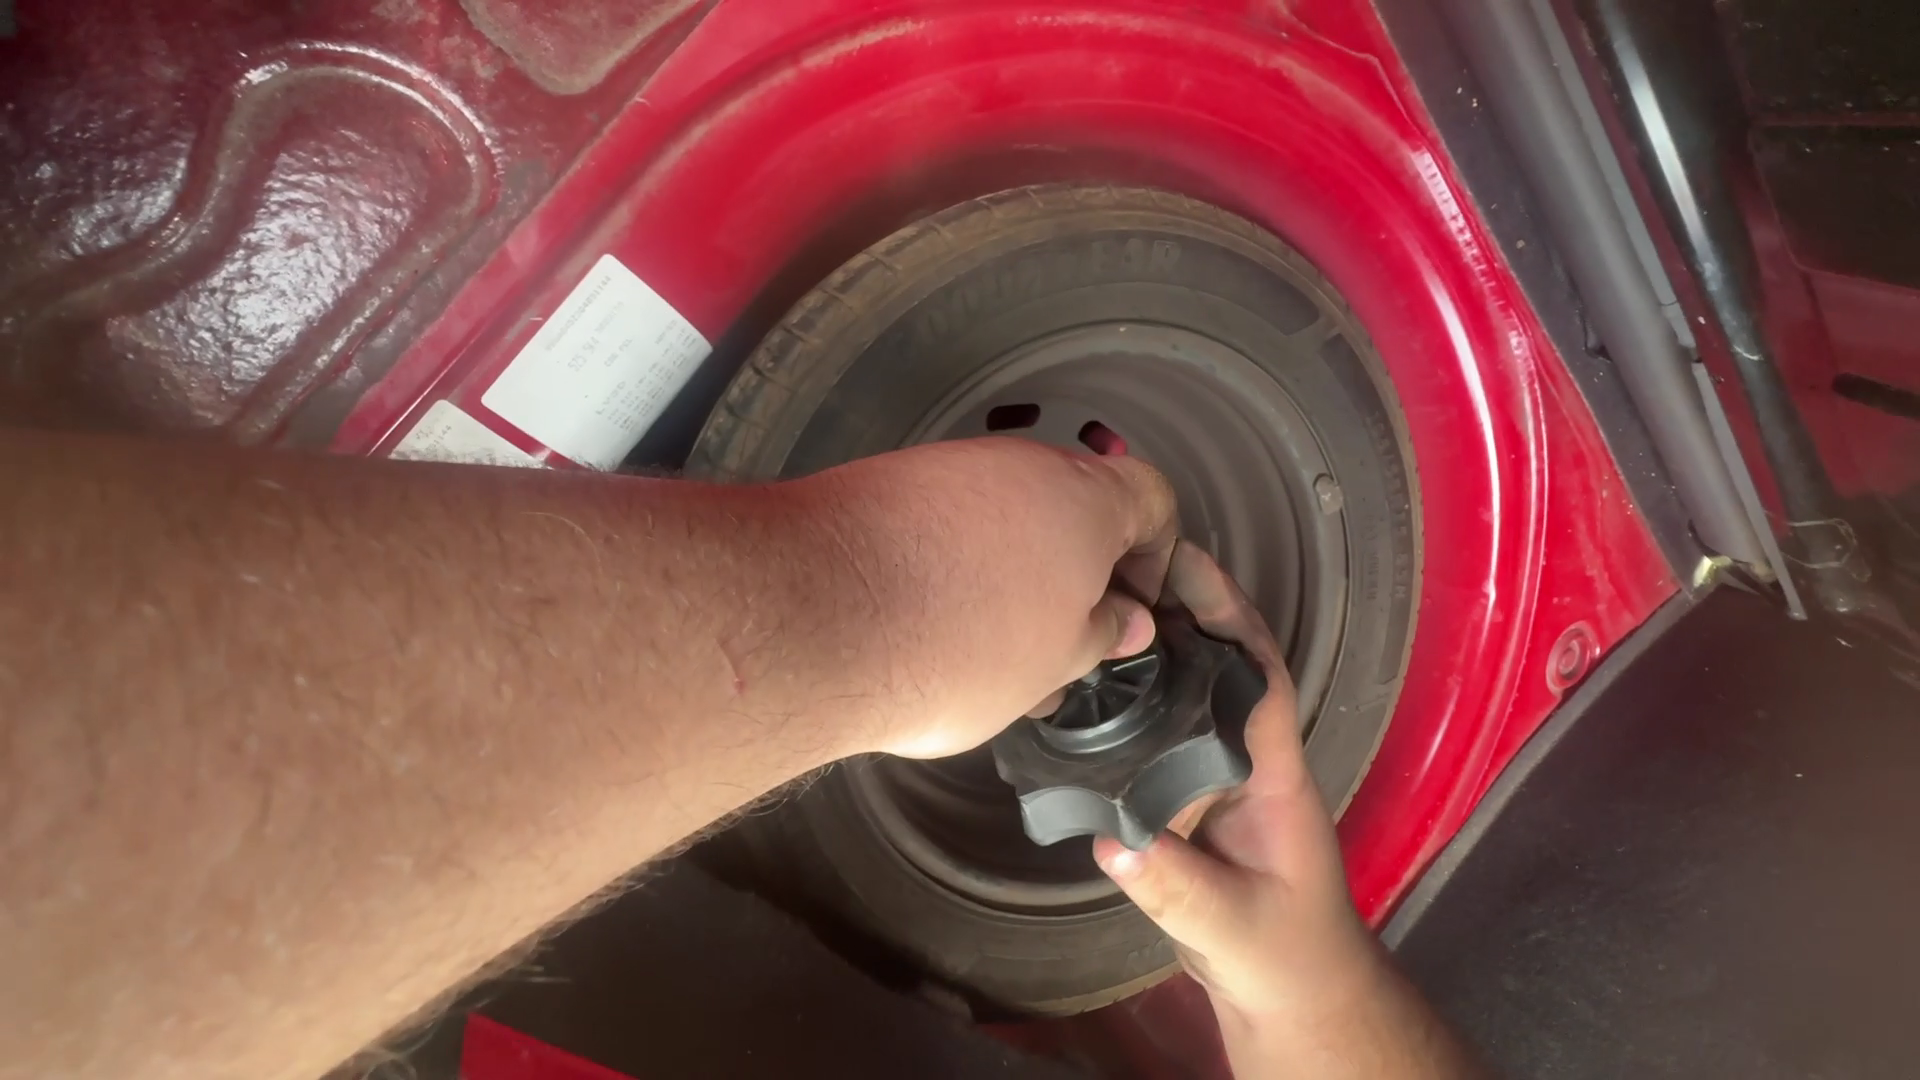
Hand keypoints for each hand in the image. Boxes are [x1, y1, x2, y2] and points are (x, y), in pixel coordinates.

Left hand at [814, 437, 1175, 758]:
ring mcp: (951, 470)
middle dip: (1080, 575)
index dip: (1158, 555)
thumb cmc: (960, 645)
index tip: (1134, 608)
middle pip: (1075, 509)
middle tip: (1064, 642)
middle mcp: (1021, 466)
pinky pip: (950, 526)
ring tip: (994, 651)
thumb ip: (1100, 633)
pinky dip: (959, 569)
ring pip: (1008, 524)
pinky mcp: (892, 486)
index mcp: (1085, 497)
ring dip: (1016, 580)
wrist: (816, 612)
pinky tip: (937, 624)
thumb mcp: (1054, 659)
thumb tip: (1125, 620)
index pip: (1152, 499)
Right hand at [1090, 545, 1480, 1078]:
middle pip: (1218, 661)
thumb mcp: (1237, 927)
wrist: (1290, 992)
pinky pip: (1153, 726)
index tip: (1186, 561)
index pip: (1256, 674)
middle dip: (1184, 604)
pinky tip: (1085, 674)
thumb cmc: (1285, 955)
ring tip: (1097, 595)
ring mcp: (1210, 770)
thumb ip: (1180, 886)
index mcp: (1272, 769)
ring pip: (1185, 687)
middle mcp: (1241, 754)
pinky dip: (1128, 691)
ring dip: (1154, 638)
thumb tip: (1112, 838)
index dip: (1228, 614)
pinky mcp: (1181, 790)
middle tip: (1122, 557)